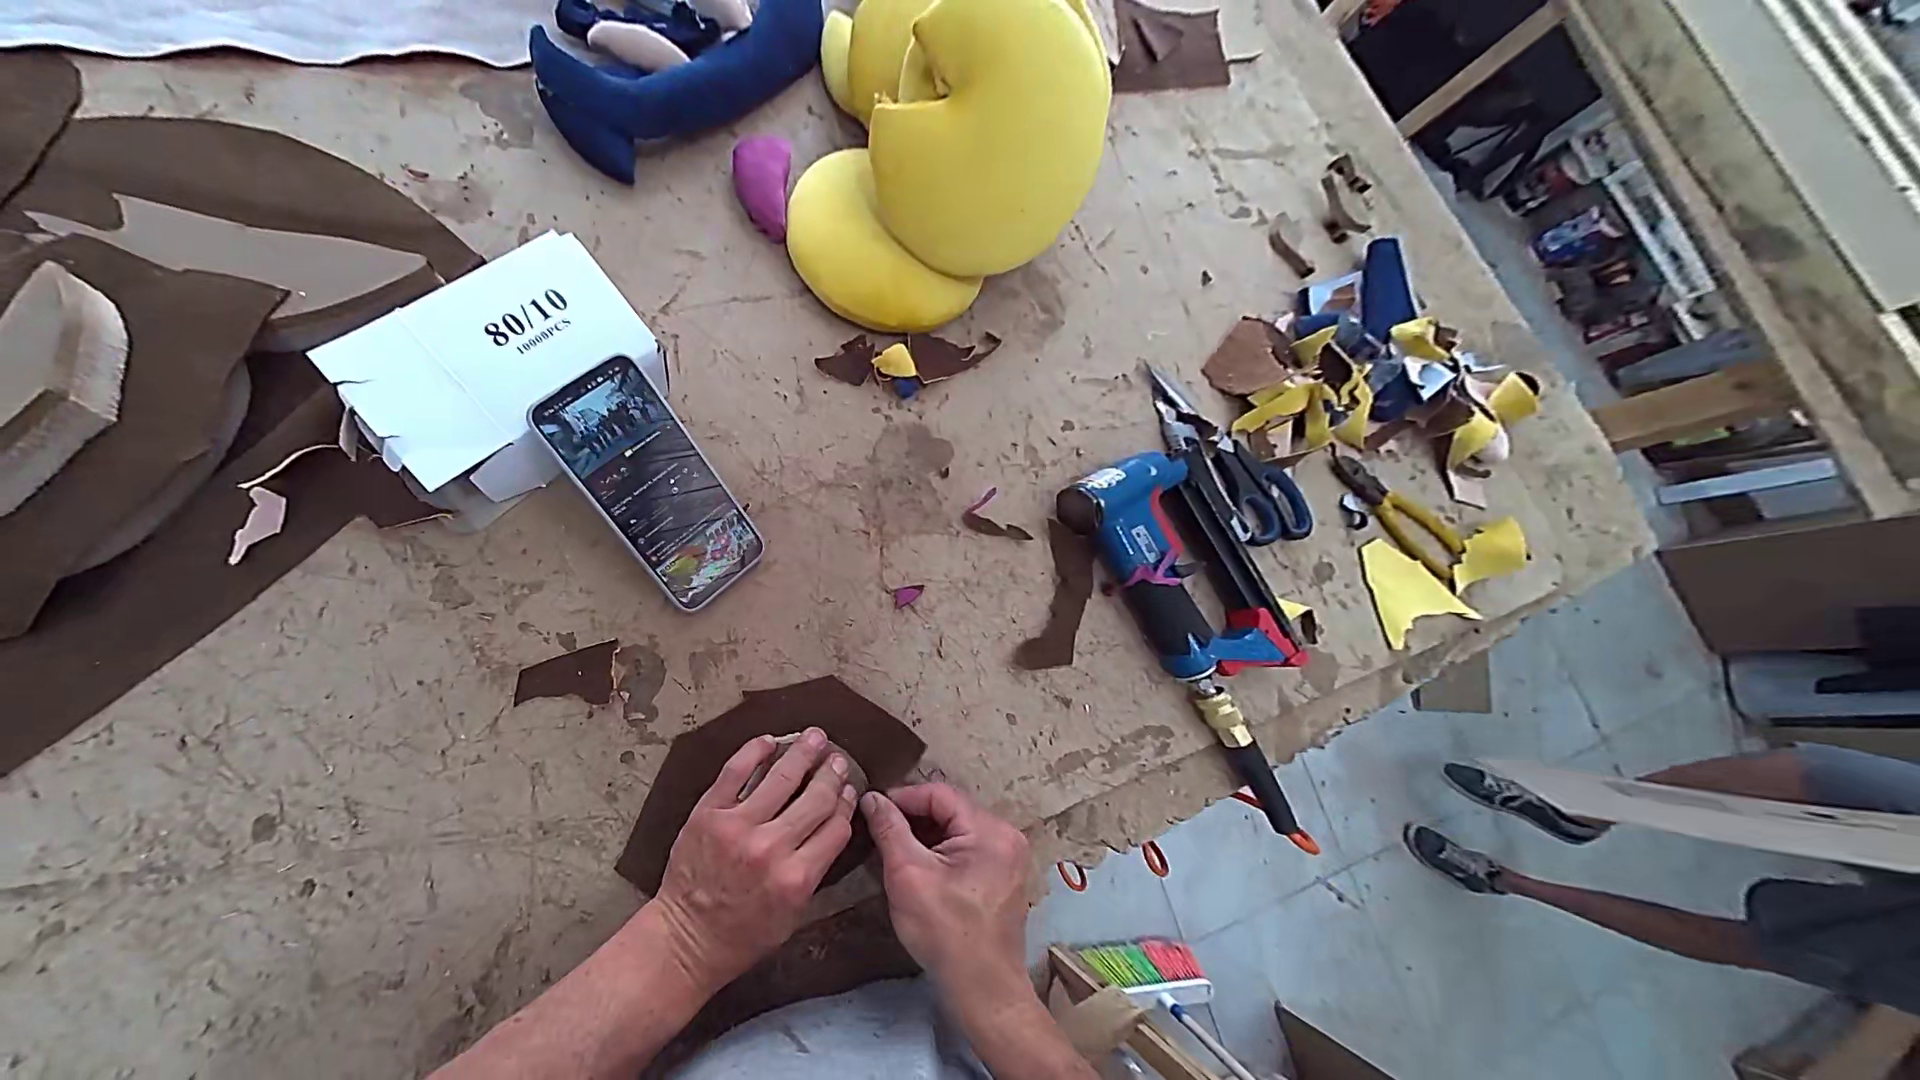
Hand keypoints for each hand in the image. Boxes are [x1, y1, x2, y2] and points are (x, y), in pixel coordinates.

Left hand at [649, 728, 857, 994]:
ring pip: (782, 777)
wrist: (684, 942)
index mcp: (796, 878)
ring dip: (804, 752)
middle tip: (839, 759)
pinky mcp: (708, 814)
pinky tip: (770, 741)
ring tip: (816, 737)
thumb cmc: (742, 934)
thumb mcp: (794, 913)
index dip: (847, 803)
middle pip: (817, 797)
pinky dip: (755, 751)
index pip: (836, 826)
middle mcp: (770, 848)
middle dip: (833, 774)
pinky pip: (735, 771)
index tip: (850, 790)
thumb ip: (817, 868)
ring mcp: (738, 827)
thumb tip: (837, 822)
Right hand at [861, 784, 1031, 997]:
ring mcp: (1009, 856)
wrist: (983, 993)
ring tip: (894, 846)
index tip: (874, 807)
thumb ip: (889, 830)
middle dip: (914, 817)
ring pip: (958, 829)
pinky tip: (918, 864)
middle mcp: (1006, 835)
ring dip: (926, 834)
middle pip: (951, 810)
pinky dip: (942, 851)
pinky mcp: (1004, 876)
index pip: (940, 794)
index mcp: (990, 830)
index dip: (904, 797)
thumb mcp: (908, 875)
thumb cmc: (945, 934)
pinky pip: (968, 848)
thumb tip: (872, 798)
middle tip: (880, 828)